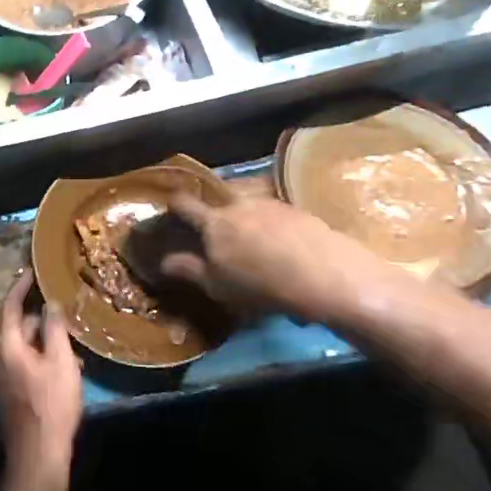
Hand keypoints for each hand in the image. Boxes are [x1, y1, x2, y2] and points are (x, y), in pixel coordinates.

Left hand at [0, 272, 83, 470]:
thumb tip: (49, 303)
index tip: (32, 272)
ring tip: (71, 346)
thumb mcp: (61, 361)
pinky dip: (38, 358)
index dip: (21, 287)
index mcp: (6, 346)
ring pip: (21, 347)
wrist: (38, 454)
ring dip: (43, 342)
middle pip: (16, 328)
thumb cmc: (52, 404)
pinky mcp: (6, 393)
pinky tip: (62, 368)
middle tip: (64, 314)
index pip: (10, 307)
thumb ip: (55, 328)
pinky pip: (21, 364)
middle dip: (39, 320)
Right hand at [161, 195, 418, 326]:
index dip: (175, 205)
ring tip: (257, 251)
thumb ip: (189, 270)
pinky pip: (278, 219)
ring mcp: (273, 205)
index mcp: (214, 222)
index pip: (185, 204)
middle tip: (220, 238)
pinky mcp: (300, 212)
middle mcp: (240, 205)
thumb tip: (163, 261)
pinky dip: (275, 231)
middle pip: (221, 204)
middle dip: (217, 217)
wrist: (327, 276)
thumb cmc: (260, 285)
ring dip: (249, 224)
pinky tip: (285, 256)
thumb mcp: (217, 286)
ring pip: (252, 211)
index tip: (170, 208)